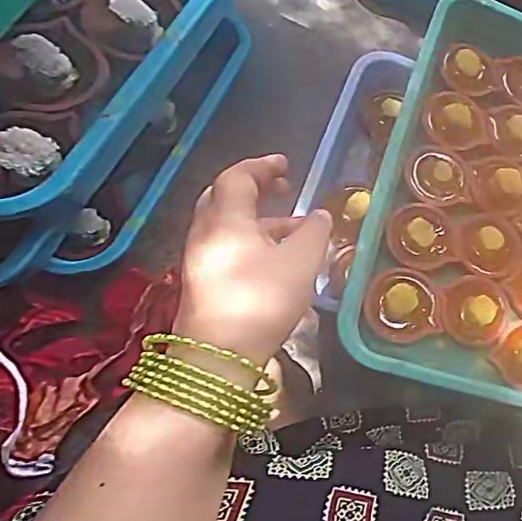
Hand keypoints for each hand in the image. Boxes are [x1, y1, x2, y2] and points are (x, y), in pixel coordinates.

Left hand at [175, 155, 332, 370]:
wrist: (220, 356)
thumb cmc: (262, 300)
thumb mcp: (301, 262)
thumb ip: (314, 232)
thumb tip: (319, 216)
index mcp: (225, 219)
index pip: (237, 178)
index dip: (262, 166)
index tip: (285, 164)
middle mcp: (206, 233)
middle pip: (224, 198)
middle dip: (255, 189)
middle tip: (283, 187)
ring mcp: (201, 260)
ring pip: (228, 226)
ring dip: (259, 220)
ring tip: (295, 228)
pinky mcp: (204, 283)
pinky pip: (228, 248)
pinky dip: (252, 241)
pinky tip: (277, 259)